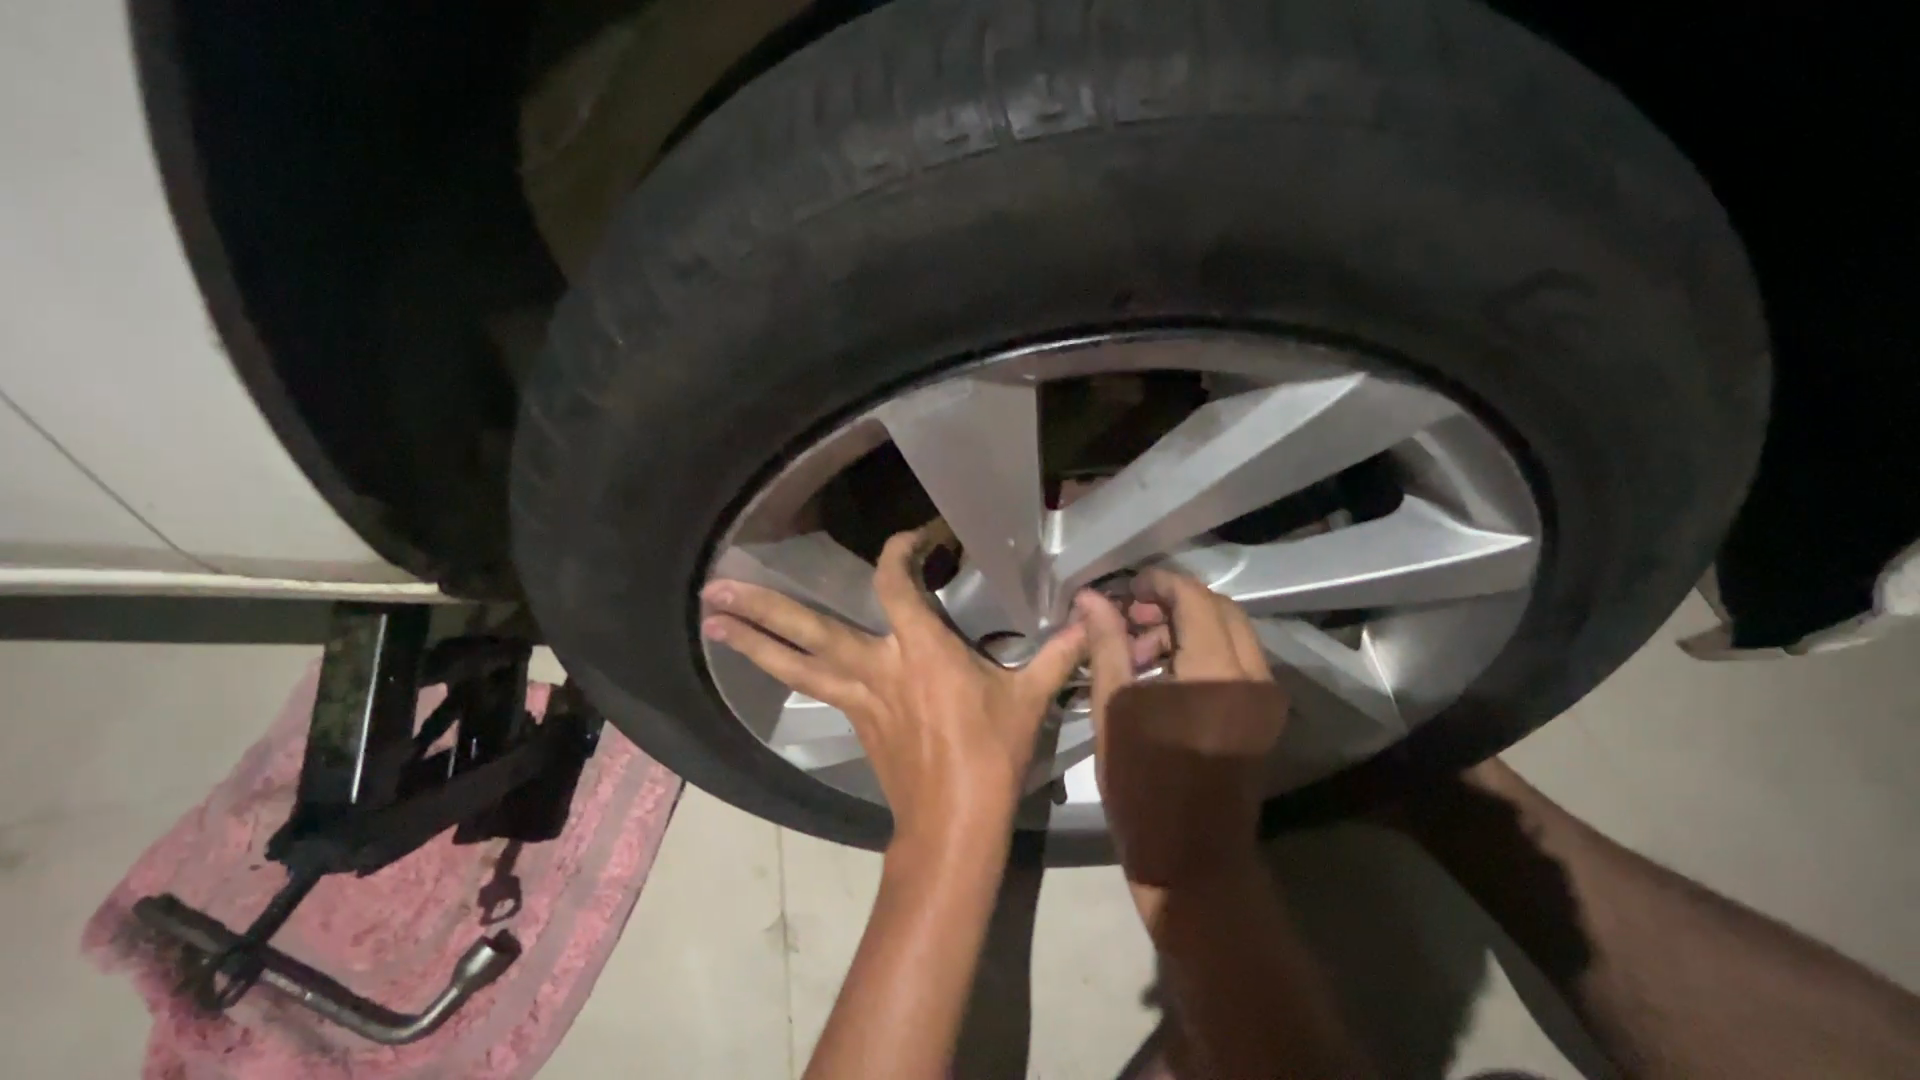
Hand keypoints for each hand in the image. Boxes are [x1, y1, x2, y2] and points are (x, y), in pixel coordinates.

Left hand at [700, 527, 1086, 847]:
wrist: (954, 822)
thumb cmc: (992, 754)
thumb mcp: (1028, 699)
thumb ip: (1057, 653)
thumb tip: (1092, 620)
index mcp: (921, 649)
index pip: (895, 583)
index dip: (899, 550)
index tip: (914, 536)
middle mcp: (877, 665)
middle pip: (810, 628)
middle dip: (763, 607)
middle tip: (713, 588)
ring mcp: (857, 697)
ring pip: (795, 663)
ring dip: (751, 641)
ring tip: (709, 620)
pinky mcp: (853, 722)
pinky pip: (814, 687)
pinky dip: (785, 670)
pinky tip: (765, 663)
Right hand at [1076, 568, 1289, 897]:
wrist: (1193, 862)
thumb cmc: (1144, 790)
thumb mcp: (1114, 713)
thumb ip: (1107, 646)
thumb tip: (1092, 598)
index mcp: (1216, 672)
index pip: (1194, 598)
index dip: (1157, 583)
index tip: (1122, 589)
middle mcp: (1251, 676)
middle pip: (1218, 610)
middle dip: (1172, 603)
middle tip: (1127, 618)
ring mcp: (1263, 698)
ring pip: (1230, 635)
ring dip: (1187, 629)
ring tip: (1137, 652)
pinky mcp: (1261, 718)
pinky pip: (1236, 664)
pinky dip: (1202, 654)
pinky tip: (1162, 677)